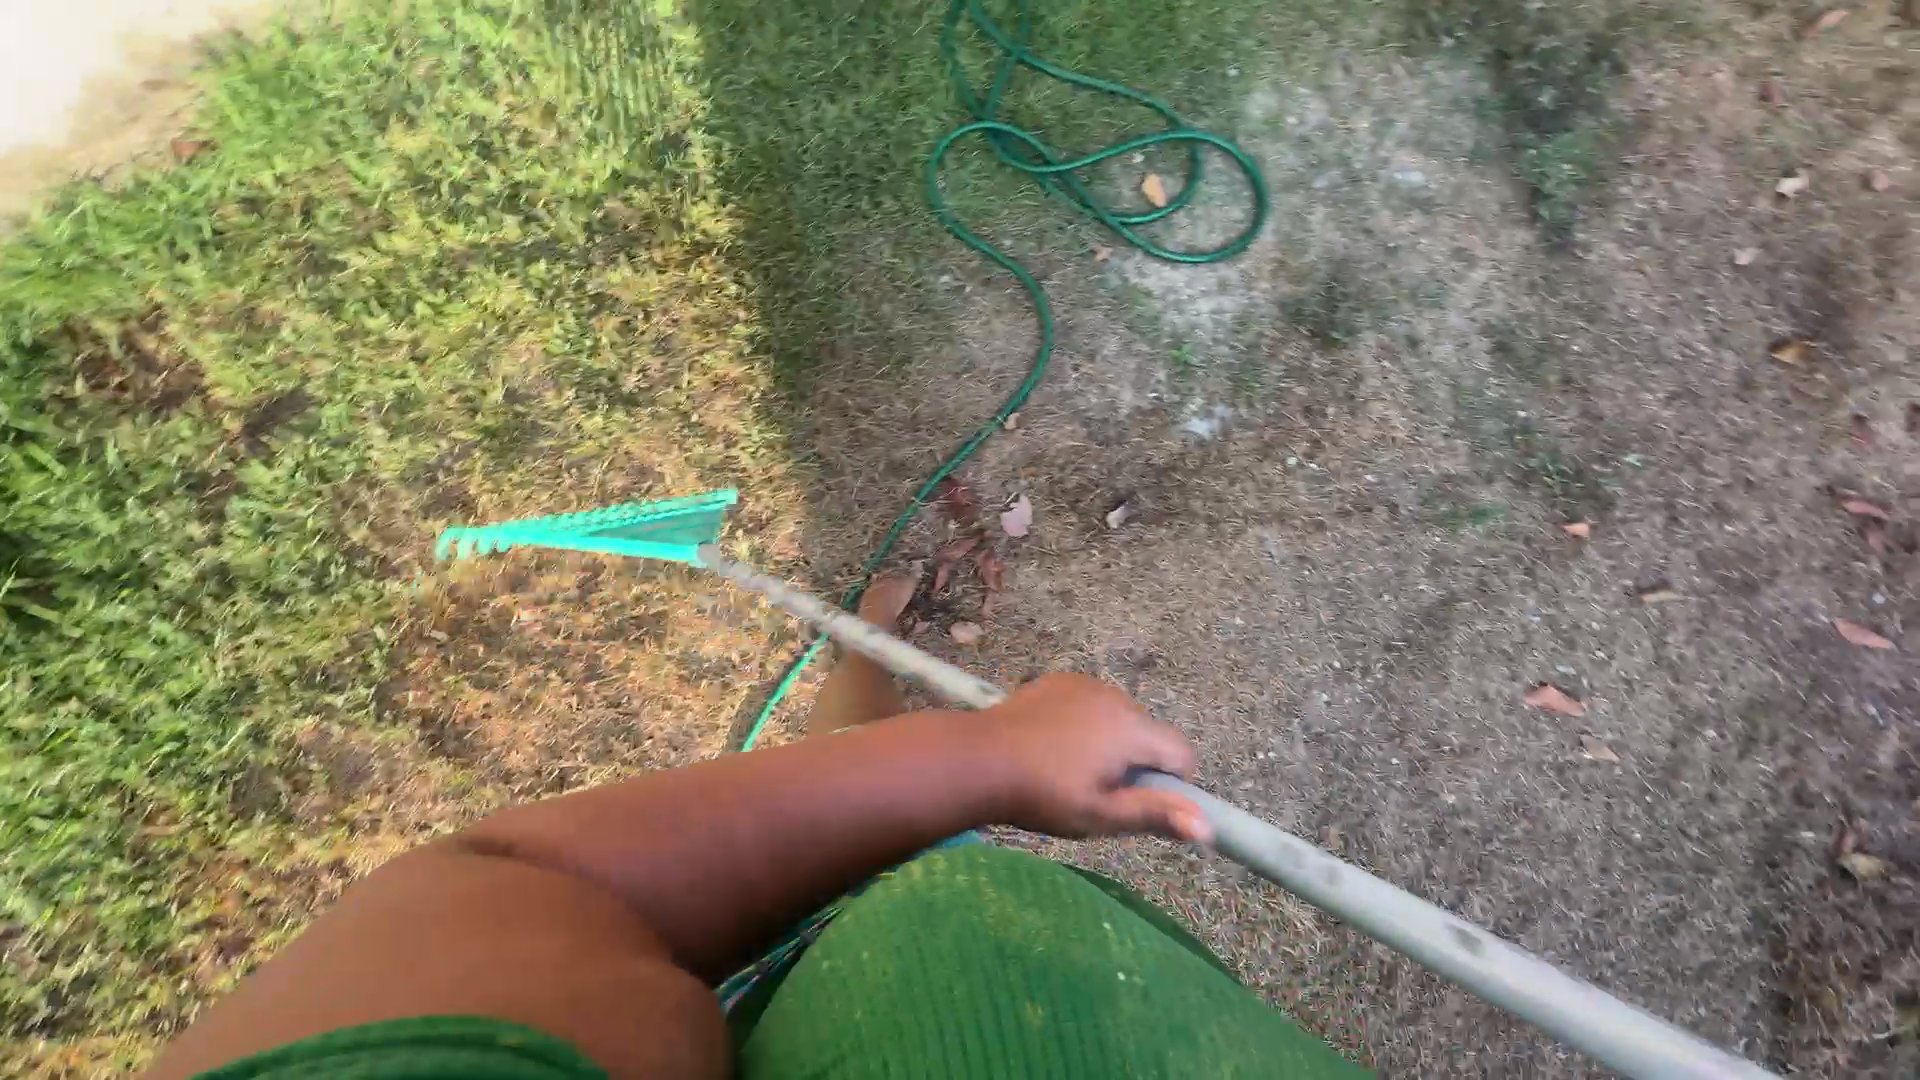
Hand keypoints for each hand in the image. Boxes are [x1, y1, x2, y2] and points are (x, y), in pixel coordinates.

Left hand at [977, 673, 1211, 844]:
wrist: (980, 758)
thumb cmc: (1044, 794)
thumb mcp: (1101, 815)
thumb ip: (1156, 815)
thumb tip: (1208, 829)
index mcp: (1131, 728)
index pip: (1182, 751)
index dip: (1173, 782)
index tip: (1139, 801)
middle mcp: (1114, 696)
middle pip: (1148, 733)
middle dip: (1136, 761)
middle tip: (1098, 790)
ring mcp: (1084, 684)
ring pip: (1117, 717)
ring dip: (1109, 740)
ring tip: (1070, 768)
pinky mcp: (1058, 680)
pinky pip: (1089, 702)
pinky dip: (1084, 721)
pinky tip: (1053, 743)